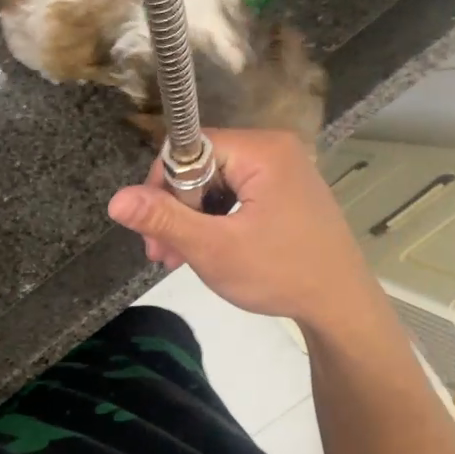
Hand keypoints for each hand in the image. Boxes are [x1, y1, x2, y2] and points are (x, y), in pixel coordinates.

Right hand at [107, 130, 379, 332]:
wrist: (339, 306)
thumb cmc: (279, 274)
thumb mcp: (213, 248)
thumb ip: (163, 219)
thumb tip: (115, 200)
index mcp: (261, 151)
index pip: (187, 148)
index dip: (162, 186)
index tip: (153, 230)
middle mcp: (273, 150)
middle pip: (198, 166)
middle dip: (174, 210)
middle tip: (161, 254)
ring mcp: (282, 171)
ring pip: (213, 184)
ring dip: (189, 220)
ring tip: (178, 258)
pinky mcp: (284, 192)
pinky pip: (233, 196)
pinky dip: (213, 221)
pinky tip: (205, 250)